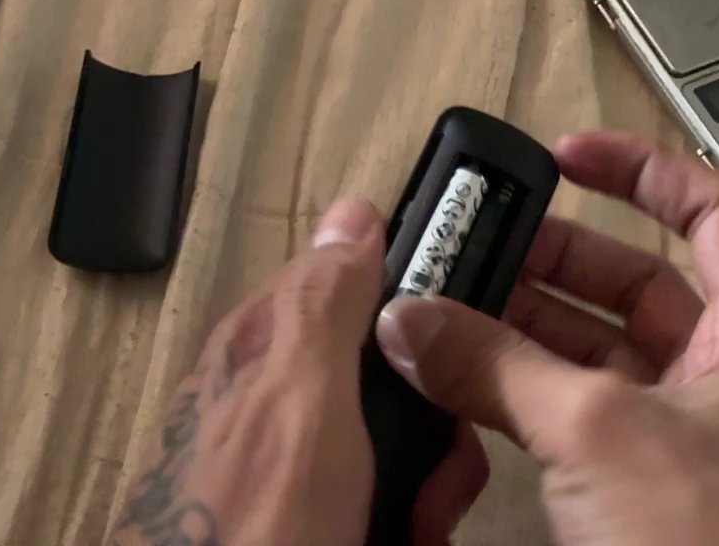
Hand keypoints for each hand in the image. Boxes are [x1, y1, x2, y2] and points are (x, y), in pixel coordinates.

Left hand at [114, 200, 487, 545]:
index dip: (416, 307)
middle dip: (430, 416)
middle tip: (442, 483)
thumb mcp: (300, 404)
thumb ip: (328, 304)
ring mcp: (290, 458)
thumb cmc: (261, 532)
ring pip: (388, 430)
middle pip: (383, 362)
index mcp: (269, 340)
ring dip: (425, 475)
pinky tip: (405, 538)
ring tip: (425, 526)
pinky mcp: (304, 511)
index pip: (360, 277)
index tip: (457, 357)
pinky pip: (373, 487)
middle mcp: (277, 389)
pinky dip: (402, 513)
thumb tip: (354, 205)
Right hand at [373, 133, 718, 545]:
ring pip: (589, 347)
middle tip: (481, 243)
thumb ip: (502, 367)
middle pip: (632, 279)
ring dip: (520, 325)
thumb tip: (411, 319)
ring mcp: (669, 428)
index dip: (641, 169)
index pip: (710, 209)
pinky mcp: (630, 484)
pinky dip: (513, 387)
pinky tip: (459, 375)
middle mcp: (715, 369)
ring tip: (449, 303)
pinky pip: (565, 407)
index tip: (567, 154)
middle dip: (554, 256)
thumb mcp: (605, 433)